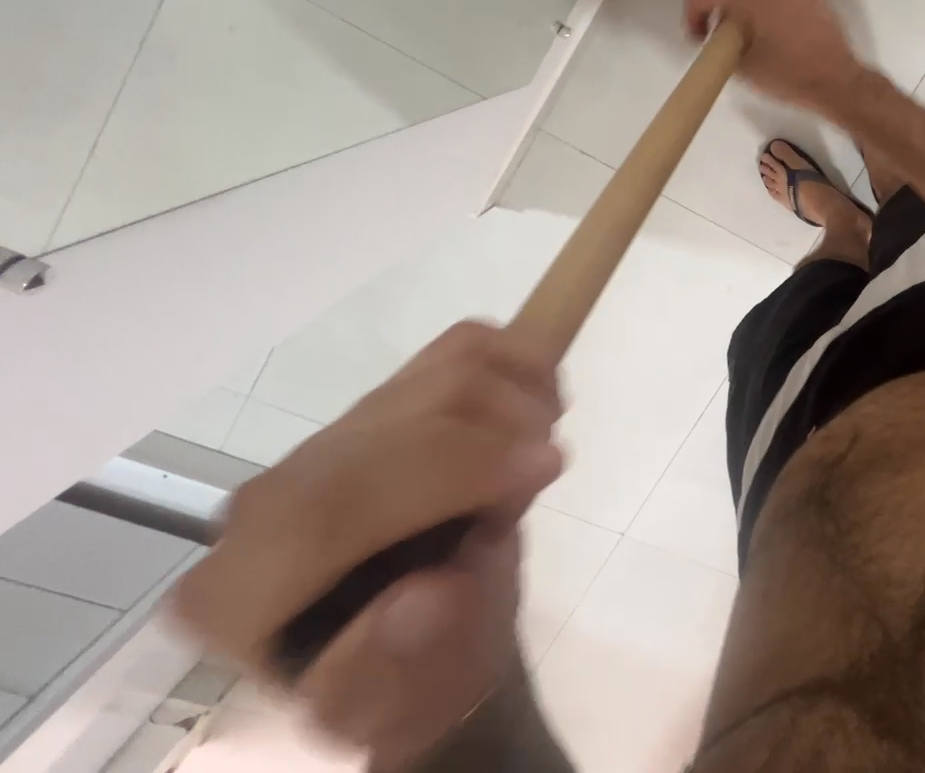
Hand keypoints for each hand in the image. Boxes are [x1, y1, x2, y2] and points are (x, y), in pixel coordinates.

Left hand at [171, 322, 565, 769]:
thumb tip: (428, 597)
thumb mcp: (405, 707)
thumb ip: (403, 660)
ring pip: (439, 371)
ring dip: (515, 396)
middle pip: (395, 419)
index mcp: (242, 589)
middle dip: (498, 427)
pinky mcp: (380, 408)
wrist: (425, 643)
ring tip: (540, 448)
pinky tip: (536, 405)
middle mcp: (265, 501)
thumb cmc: (415, 685)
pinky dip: (516, 361)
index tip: (549, 466)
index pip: (338, 498)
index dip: (455, 467)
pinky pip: (458, 348)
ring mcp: (327, 443)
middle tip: (550, 470)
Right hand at [684, 0, 876, 114]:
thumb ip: (724, 45)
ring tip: (745, 23)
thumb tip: (720, 38)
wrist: (838, 81)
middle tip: (719, 25)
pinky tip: (775, 29)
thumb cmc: (789, 76)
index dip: (692, 10)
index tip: (698, 35)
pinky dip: (770, 0)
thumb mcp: (744, 67)